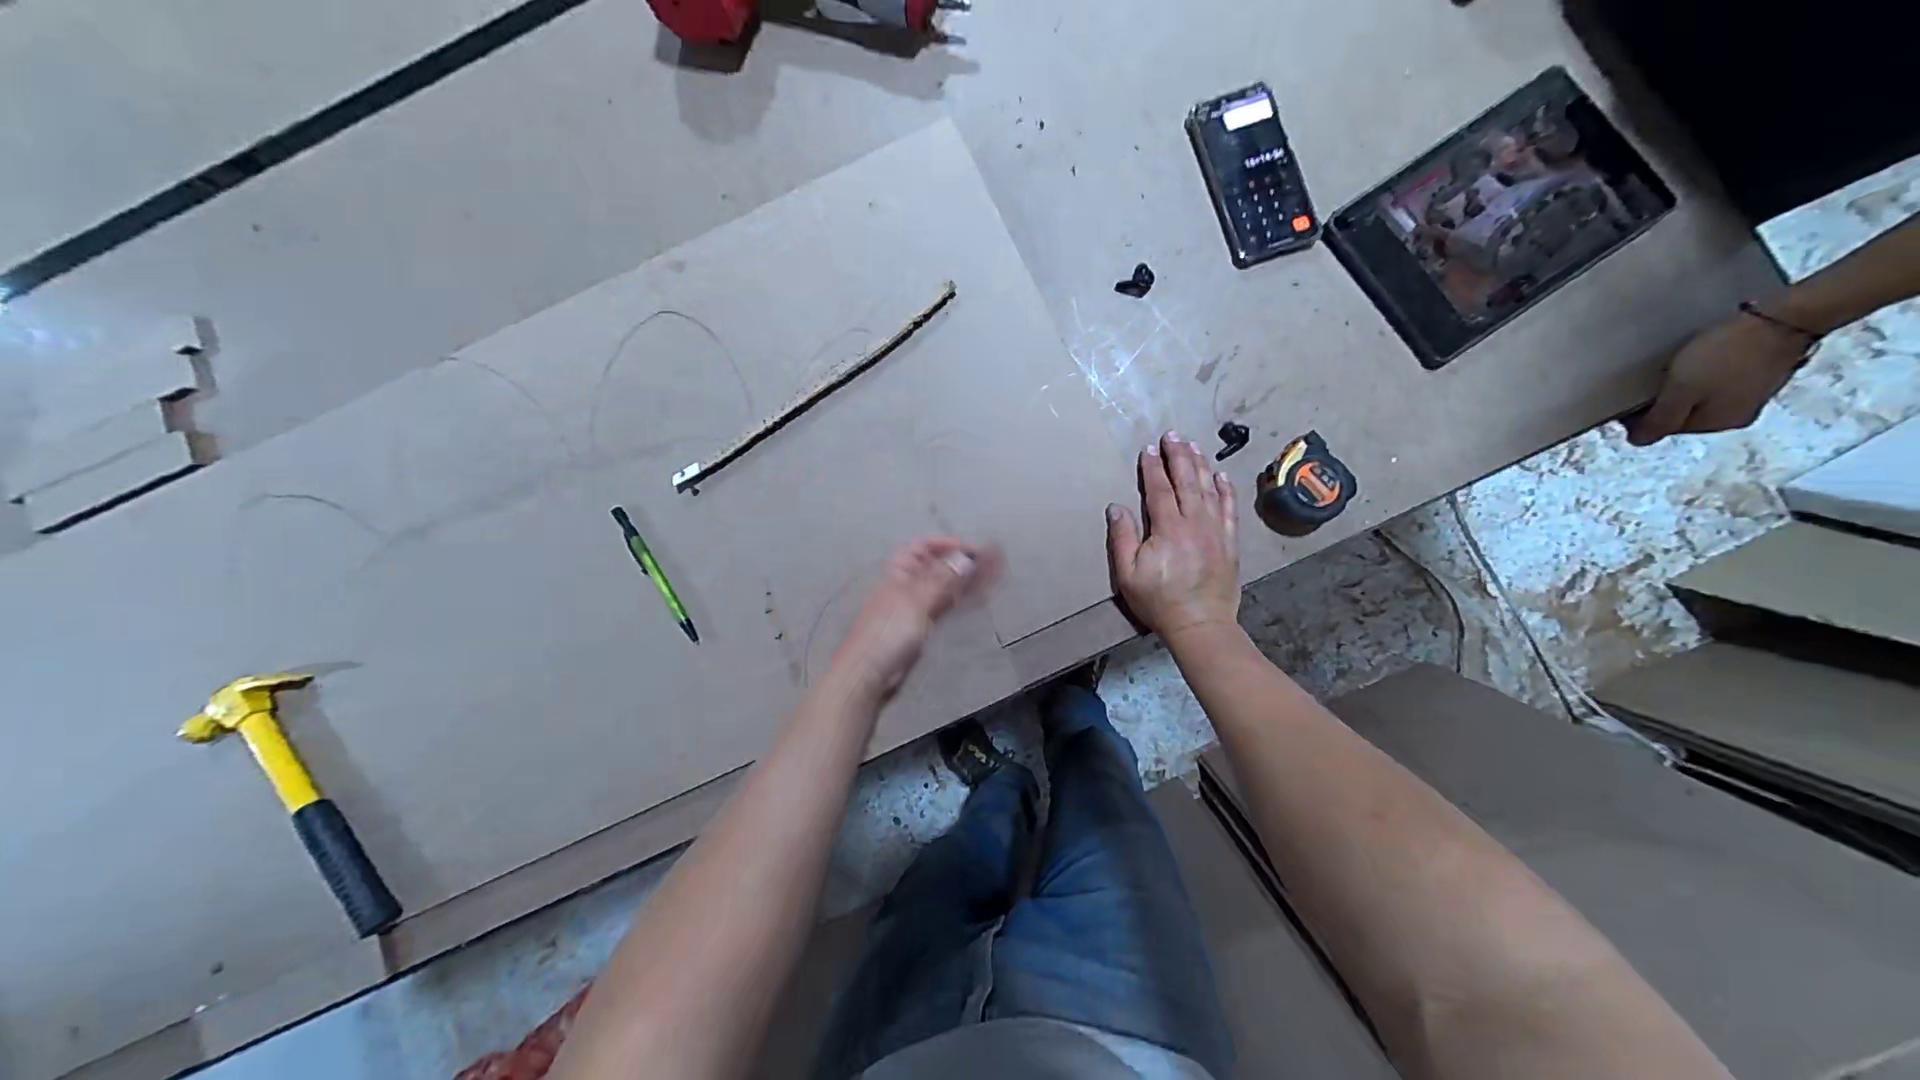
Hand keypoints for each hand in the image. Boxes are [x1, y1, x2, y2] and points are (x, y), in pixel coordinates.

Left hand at [830, 537, 991, 696]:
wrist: (868, 675)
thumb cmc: (884, 636)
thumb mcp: (915, 602)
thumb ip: (942, 580)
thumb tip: (965, 558)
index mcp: (899, 573)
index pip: (924, 546)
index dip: (948, 545)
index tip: (973, 550)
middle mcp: (908, 586)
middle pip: (940, 567)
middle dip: (966, 562)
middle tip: (995, 561)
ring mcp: (916, 607)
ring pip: (948, 587)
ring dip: (969, 580)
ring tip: (996, 574)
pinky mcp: (923, 627)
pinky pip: (948, 606)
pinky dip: (964, 598)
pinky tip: (980, 596)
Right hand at [1107, 431, 1240, 639]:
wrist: (1201, 625)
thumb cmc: (1159, 602)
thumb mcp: (1128, 575)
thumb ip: (1122, 538)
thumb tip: (1117, 507)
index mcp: (1168, 529)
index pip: (1159, 490)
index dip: (1153, 468)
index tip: (1148, 450)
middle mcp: (1195, 523)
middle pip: (1186, 481)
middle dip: (1178, 456)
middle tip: (1173, 435)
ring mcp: (1216, 531)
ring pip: (1209, 489)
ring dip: (1200, 465)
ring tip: (1193, 446)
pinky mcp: (1229, 542)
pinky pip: (1230, 508)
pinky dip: (1226, 489)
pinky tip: (1221, 475)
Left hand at [1625, 309, 1813, 444]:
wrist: (1784, 318)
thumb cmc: (1725, 356)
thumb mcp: (1682, 390)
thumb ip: (1660, 419)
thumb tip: (1638, 442)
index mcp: (1717, 424)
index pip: (1663, 429)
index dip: (1638, 416)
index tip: (1626, 398)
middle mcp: (1736, 417)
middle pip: (1681, 416)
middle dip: (1659, 404)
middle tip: (1644, 384)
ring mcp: (1751, 397)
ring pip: (1698, 401)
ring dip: (1679, 391)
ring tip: (1667, 372)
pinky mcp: (1760, 376)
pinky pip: (1716, 385)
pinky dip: (1700, 380)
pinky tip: (1694, 365)